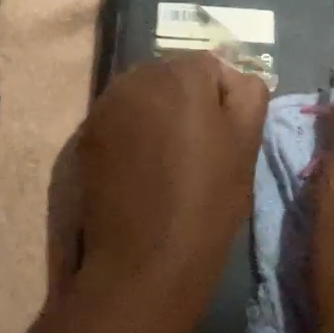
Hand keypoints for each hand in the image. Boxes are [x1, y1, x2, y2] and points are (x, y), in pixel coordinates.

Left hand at [22, 52, 269, 332]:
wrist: (142, 264)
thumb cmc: (204, 201)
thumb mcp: (246, 144)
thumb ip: (249, 94)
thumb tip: (237, 80)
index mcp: (180, 72)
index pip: (213, 68)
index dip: (225, 102)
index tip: (227, 140)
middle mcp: (137, 76)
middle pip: (174, 78)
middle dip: (188, 104)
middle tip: (200, 151)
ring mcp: (105, 105)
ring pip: (145, 98)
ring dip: (158, 118)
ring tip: (169, 163)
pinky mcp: (84, 136)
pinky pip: (120, 122)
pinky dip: (133, 137)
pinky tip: (141, 172)